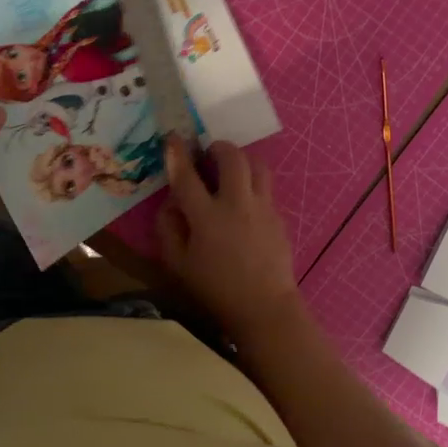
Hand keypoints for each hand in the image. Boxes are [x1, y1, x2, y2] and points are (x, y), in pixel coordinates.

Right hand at [156, 137, 301, 342]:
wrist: (264, 308)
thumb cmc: (214, 289)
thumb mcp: (177, 264)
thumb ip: (169, 228)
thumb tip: (171, 203)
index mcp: (207, 216)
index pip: (187, 175)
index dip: (177, 153)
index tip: (172, 138)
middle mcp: (237, 204)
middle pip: (232, 157)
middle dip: (218, 147)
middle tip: (208, 153)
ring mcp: (263, 208)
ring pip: (257, 165)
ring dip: (241, 161)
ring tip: (230, 172)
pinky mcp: (278, 217)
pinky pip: (265, 189)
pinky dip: (252, 186)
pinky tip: (243, 204)